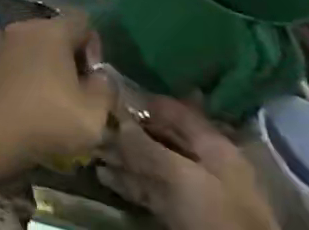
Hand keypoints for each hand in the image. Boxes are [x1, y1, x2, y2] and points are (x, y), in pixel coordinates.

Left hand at [0, 13, 112, 177]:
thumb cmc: (47, 118)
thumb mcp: (94, 112)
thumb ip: (107, 88)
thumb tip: (102, 75)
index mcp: (50, 31)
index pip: (83, 21)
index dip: (97, 47)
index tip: (96, 77)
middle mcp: (25, 27)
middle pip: (61, 33)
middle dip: (77, 58)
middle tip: (84, 92)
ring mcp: (5, 41)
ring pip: (41, 46)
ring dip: (56, 68)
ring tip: (64, 101)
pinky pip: (24, 57)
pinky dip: (36, 73)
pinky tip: (41, 101)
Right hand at [98, 97, 278, 229]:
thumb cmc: (217, 213)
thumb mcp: (179, 175)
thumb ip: (145, 145)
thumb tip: (116, 120)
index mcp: (213, 145)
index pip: (173, 110)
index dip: (142, 101)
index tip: (108, 95)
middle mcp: (204, 162)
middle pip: (160, 137)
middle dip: (127, 132)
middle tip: (93, 124)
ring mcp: (195, 189)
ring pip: (152, 164)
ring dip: (123, 158)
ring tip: (92, 150)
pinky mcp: (184, 212)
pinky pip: (152, 189)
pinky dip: (129, 182)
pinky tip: (105, 176)